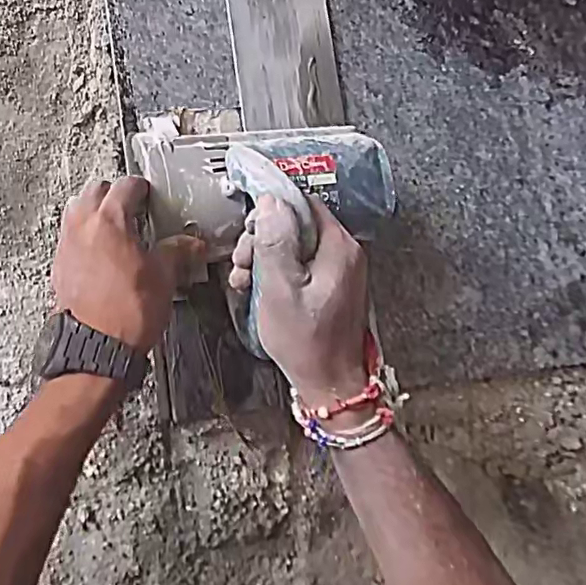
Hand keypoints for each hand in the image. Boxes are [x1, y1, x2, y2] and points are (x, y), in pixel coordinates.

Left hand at [52, 176, 200, 349]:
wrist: (97, 346)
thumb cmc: (126, 313)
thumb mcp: (164, 277)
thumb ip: (176, 252)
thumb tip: (189, 244)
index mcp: (110, 221)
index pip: (125, 187)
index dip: (141, 188)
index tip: (148, 194)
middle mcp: (82, 227)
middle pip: (94, 191)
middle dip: (113, 194)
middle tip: (131, 206)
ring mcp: (67, 246)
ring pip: (76, 211)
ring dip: (93, 211)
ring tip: (113, 226)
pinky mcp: (59, 266)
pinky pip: (69, 237)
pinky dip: (82, 236)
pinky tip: (98, 252)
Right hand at [228, 194, 371, 406]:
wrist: (327, 381)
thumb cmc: (305, 341)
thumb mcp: (279, 288)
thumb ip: (274, 243)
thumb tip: (270, 202)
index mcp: (338, 248)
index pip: (303, 204)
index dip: (271, 211)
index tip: (248, 230)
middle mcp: (343, 253)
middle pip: (295, 224)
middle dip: (262, 238)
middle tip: (242, 263)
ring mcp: (337, 269)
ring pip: (293, 244)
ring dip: (263, 257)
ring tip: (245, 280)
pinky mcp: (328, 284)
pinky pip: (298, 264)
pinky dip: (274, 271)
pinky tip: (257, 288)